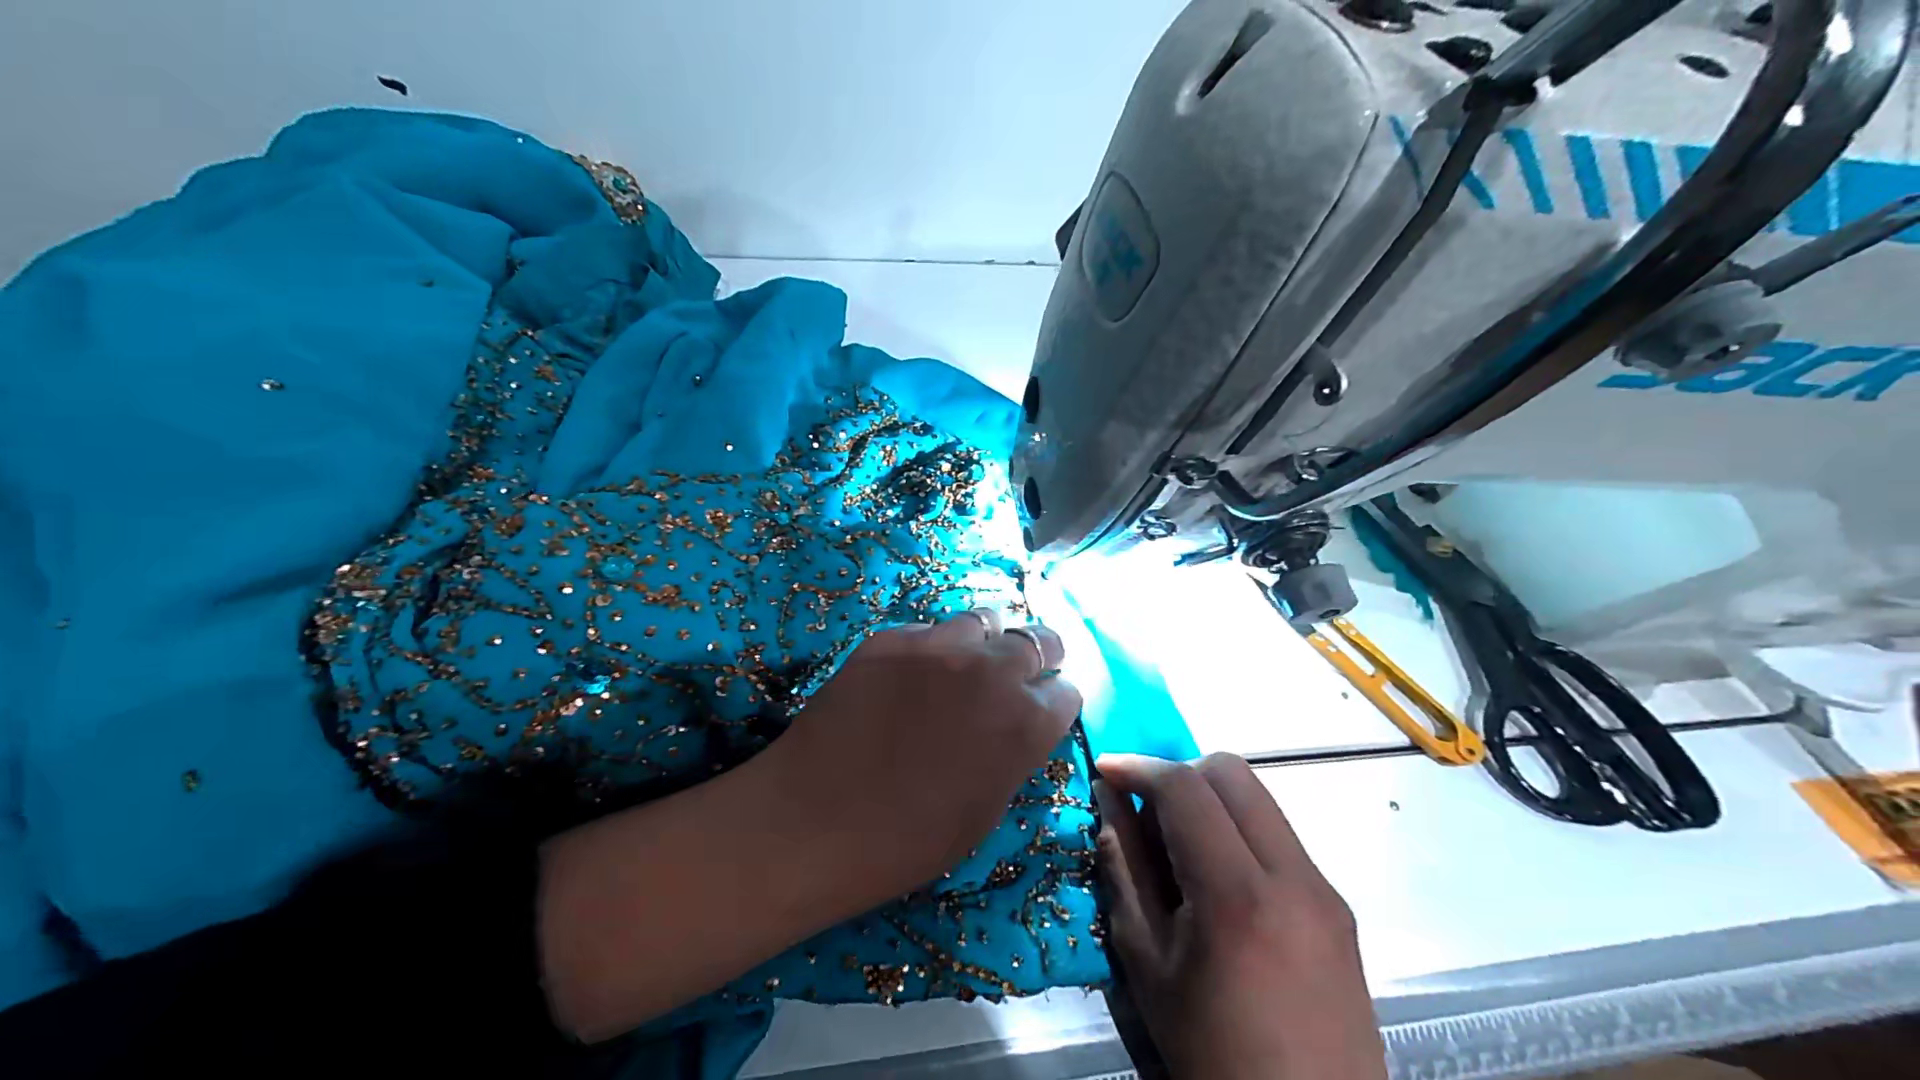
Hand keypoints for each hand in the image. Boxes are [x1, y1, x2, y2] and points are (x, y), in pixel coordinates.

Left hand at [760, 608, 1083, 898]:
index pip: (1066, 692)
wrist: (814, 821)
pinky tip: (910, 675)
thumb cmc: (908, 841)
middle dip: (1036, 657)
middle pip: (1036, 641)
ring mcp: (937, 647)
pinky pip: (927, 629)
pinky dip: (932, 647)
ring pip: (982, 620)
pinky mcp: (890, 638)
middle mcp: (991, 670)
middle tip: (1016, 675)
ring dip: (984, 642)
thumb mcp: (986, 810)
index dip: (1053, 704)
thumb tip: (1019, 726)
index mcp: (1025, 722)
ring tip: (965, 665)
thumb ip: (1014, 754)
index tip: (1040, 712)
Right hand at [1095, 753, 1384, 1079]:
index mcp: (1238, 895)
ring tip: (1178, 847)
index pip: (1185, 788)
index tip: (1105, 768)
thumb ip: (1123, 868)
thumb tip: (1108, 800)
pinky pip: (1279, 835)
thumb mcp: (1147, 962)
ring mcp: (1324, 888)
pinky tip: (1217, 881)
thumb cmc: (1212, 1053)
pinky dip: (1237, 830)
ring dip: (1209, 799)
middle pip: (1231, 772)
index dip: (1138, 767)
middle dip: (1178, 773)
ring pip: (1258, 798)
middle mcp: (1292, 875)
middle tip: (1145, 810)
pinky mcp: (1338, 905)